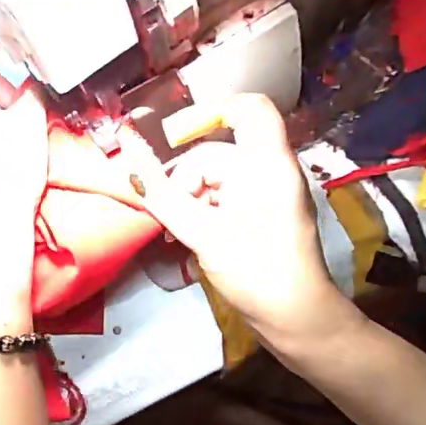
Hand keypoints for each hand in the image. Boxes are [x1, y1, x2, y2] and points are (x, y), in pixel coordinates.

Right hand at [119, 94, 362, 355]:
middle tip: (167, 210)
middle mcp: (271, 170)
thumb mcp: (201, 232)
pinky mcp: (263, 215)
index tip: (173, 138)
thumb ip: (163, 195)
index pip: (248, 108)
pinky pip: (225, 197)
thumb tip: (130, 161)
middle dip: (185, 177)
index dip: (208, 113)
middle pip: (218, 152)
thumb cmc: (254, 269)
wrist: (295, 316)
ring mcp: (269, 194)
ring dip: (188, 198)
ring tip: (174, 231)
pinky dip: (202, 210)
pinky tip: (185, 235)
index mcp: (266, 163)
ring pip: (217, 178)